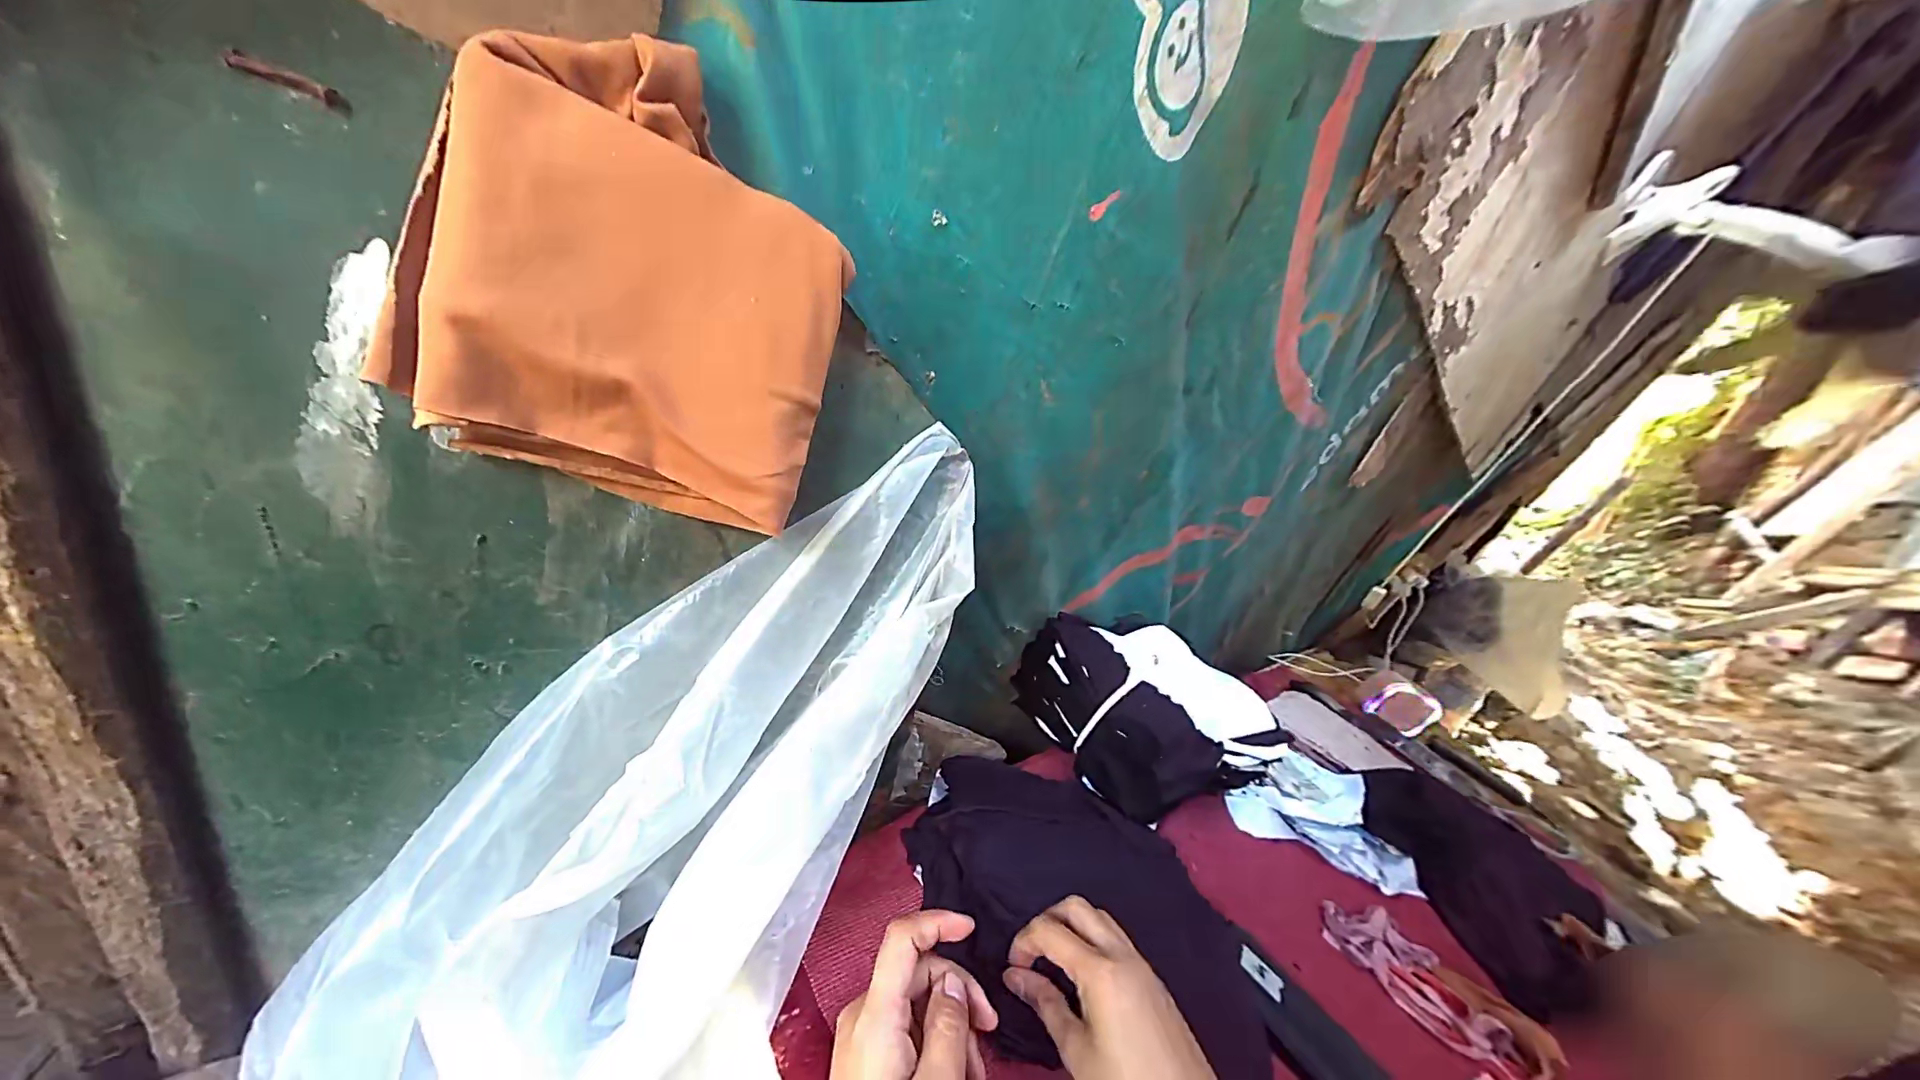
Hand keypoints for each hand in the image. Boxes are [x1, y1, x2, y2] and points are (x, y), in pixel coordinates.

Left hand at [832, 910, 998, 1079]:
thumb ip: (949, 1026)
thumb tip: (954, 982)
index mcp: (876, 1013)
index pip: (902, 937)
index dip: (937, 921)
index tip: (969, 927)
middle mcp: (863, 1014)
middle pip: (919, 971)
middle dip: (959, 994)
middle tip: (987, 1032)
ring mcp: (862, 1033)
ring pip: (917, 1001)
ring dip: (952, 1025)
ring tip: (972, 1069)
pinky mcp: (865, 1052)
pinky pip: (906, 1025)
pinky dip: (934, 1039)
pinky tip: (953, 1070)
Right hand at [1003, 896, 1215, 1079]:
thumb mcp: (1076, 1050)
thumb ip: (1045, 1003)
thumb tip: (1016, 976)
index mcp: (1100, 971)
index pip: (1049, 929)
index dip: (1023, 941)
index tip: (1013, 967)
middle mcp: (1122, 955)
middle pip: (1076, 907)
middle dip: (1046, 920)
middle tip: (1032, 954)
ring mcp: (1141, 963)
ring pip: (1098, 917)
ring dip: (1071, 925)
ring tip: (1053, 961)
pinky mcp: (1152, 977)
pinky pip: (1116, 937)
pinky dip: (1091, 938)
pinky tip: (1082, 973)